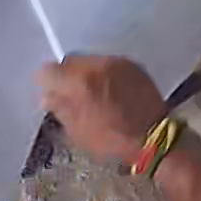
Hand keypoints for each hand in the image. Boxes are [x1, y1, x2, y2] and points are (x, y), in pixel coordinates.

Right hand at [37, 55, 166, 164]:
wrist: (154, 138)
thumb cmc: (112, 140)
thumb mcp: (78, 131)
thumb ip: (60, 108)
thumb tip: (47, 95)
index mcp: (79, 83)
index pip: (48, 70)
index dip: (46, 82)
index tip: (50, 93)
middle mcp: (97, 66)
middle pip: (69, 60)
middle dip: (65, 75)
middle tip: (69, 93)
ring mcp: (117, 62)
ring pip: (89, 59)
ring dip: (85, 72)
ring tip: (92, 92)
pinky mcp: (132, 64)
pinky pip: (108, 62)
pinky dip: (103, 73)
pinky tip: (108, 89)